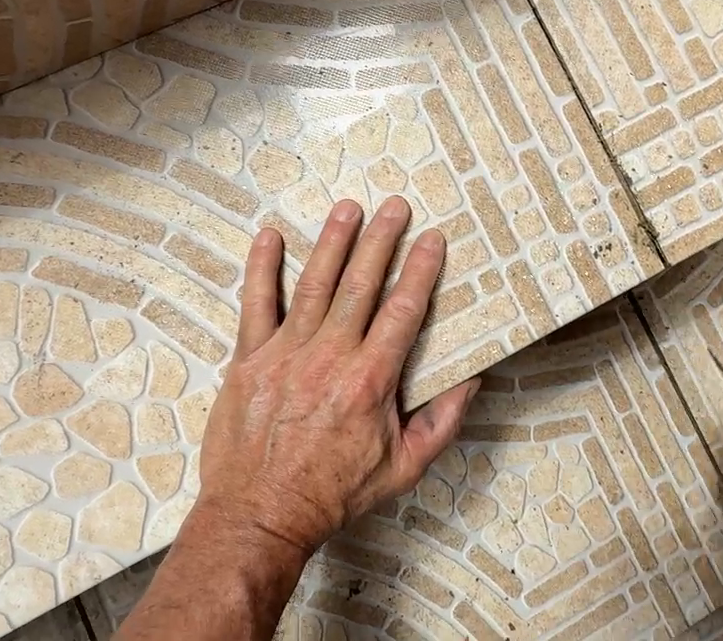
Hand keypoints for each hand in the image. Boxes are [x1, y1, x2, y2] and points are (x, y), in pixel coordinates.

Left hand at [122, 197, 479, 640]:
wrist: (257, 517)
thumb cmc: (334, 493)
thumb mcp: (404, 467)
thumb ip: (443, 420)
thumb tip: (473, 377)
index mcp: (369, 380)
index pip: (403, 310)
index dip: (420, 270)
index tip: (432, 238)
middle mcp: (329, 357)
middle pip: (360, 285)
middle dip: (381, 240)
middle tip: (394, 205)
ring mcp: (285, 354)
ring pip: (313, 284)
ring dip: (332, 241)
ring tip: (348, 207)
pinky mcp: (248, 360)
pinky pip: (254, 305)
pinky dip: (261, 268)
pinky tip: (269, 236)